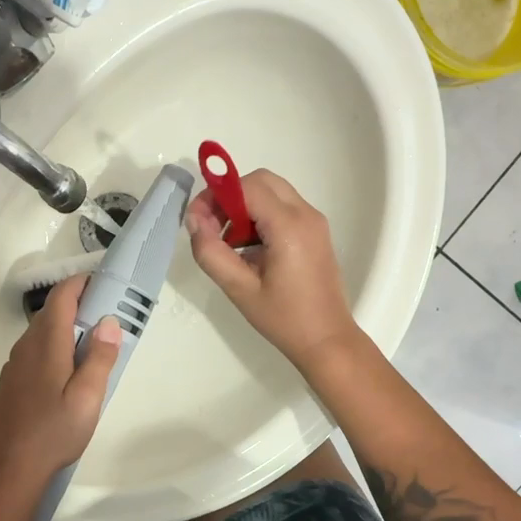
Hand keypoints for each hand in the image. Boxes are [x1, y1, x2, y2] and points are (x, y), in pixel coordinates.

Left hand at [0, 275, 122, 483]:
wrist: (8, 469)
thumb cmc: (53, 433)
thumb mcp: (87, 398)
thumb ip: (100, 358)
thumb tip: (109, 321)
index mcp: (46, 344)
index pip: (62, 297)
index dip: (82, 283)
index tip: (105, 284)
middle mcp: (25, 348)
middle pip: (50, 314)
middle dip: (78, 308)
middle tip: (108, 319)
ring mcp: (13, 367)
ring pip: (40, 337)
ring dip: (65, 332)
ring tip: (91, 349)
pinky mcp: (9, 386)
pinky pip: (32, 356)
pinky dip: (52, 352)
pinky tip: (64, 377)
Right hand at [187, 169, 359, 366]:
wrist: (326, 340)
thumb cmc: (284, 319)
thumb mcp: (239, 289)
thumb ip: (212, 252)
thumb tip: (194, 222)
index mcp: (289, 227)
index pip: (247, 187)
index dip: (217, 196)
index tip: (198, 221)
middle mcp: (306, 214)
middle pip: (261, 181)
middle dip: (231, 197)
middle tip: (212, 229)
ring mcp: (314, 222)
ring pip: (272, 192)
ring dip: (245, 208)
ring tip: (230, 245)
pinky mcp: (315, 232)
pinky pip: (283, 209)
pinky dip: (260, 217)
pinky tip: (250, 251)